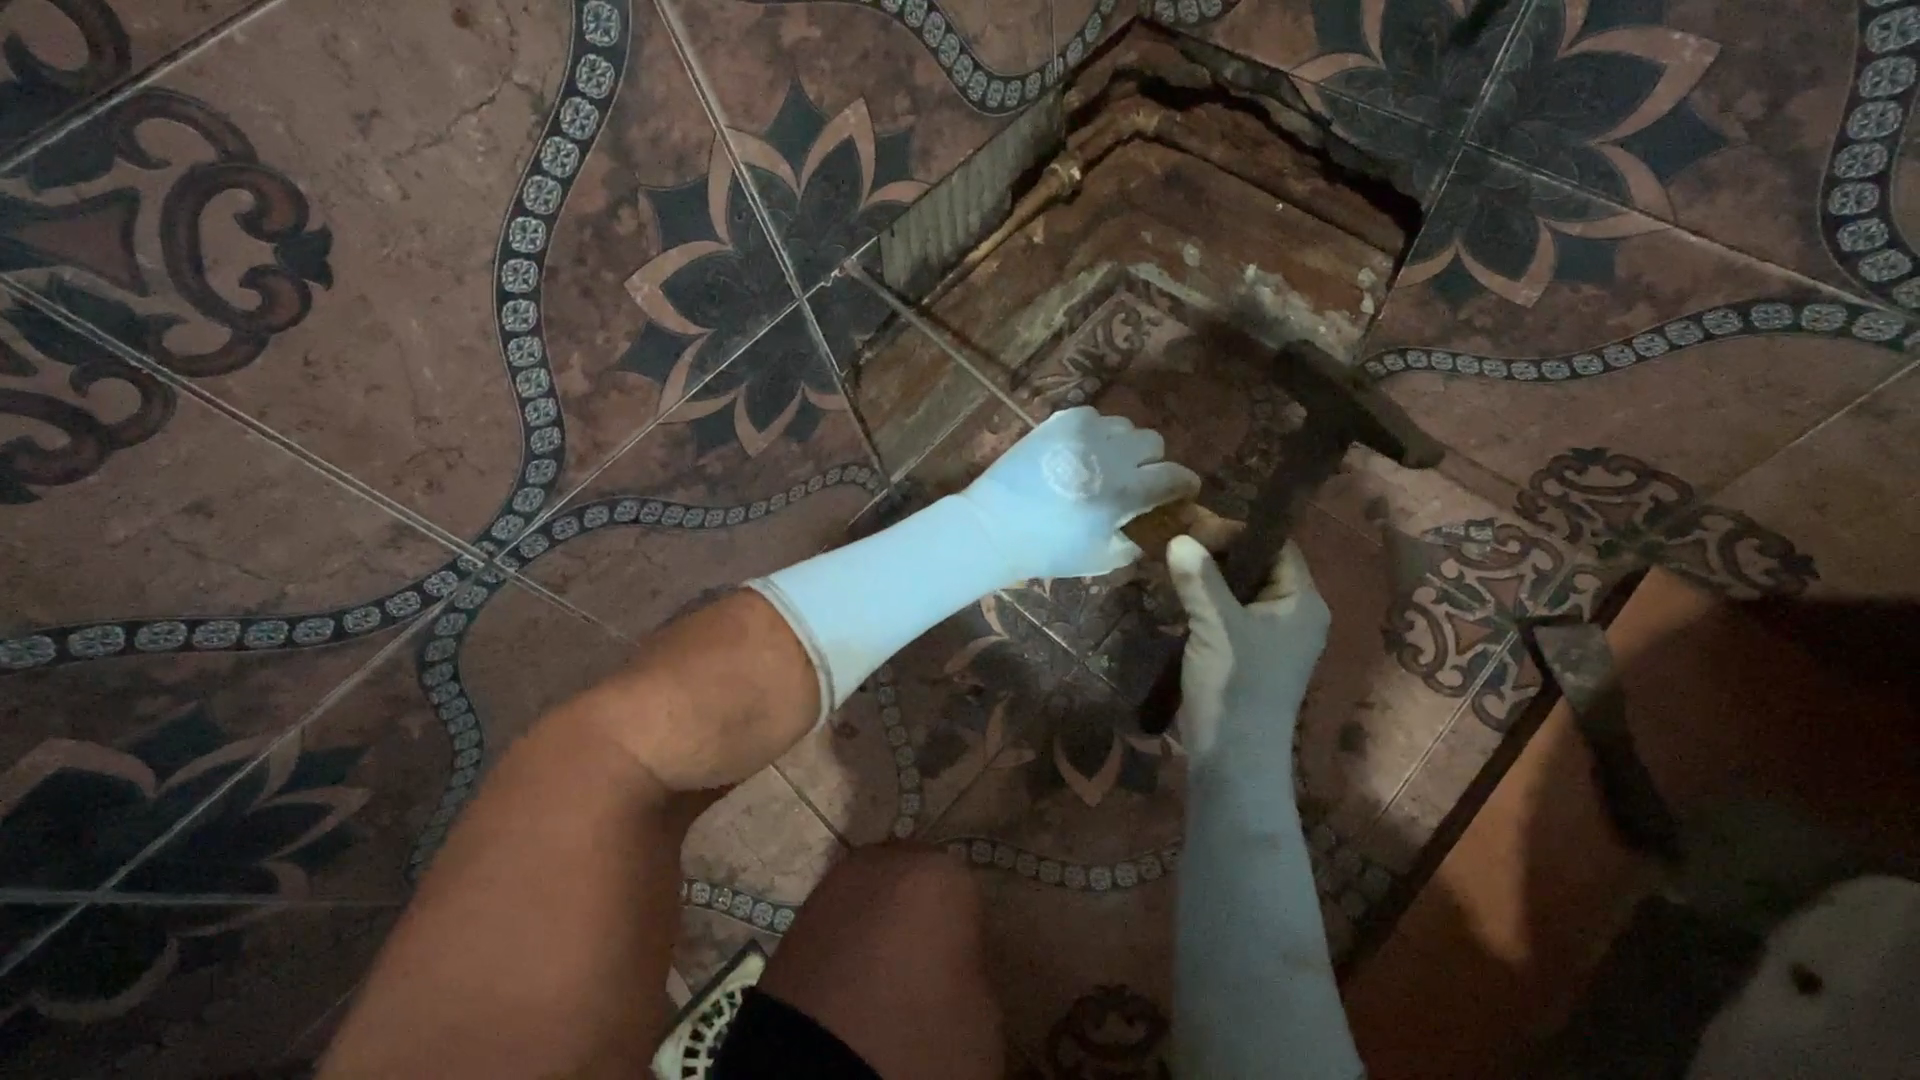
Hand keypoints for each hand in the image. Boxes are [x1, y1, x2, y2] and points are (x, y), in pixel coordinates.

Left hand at [957, 406, 1201, 581]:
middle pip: (1153, 443)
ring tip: (1108, 464)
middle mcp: (1109, 455)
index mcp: (1123, 492)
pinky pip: (1094, 417)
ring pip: (1125, 427)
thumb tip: (1158, 525)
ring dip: (1124, 445)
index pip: (1174, 476)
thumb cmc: (1048, 550)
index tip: (1182, 492)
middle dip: (1152, 463)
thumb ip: (1138, 539)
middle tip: (1137, 480)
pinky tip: (1083, 452)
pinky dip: (1096, 433)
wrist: (993, 526)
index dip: (1184, 485)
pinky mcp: (1058, 421)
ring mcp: (1082, 432)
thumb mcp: (1103, 557)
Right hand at [1166, 535, 1329, 761]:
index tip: (1194, 533)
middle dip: (1218, 555)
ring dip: (1210, 582)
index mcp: (1303, 602)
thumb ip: (1199, 579)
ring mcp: (1276, 640)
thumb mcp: (1216, 626)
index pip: (1277, 546)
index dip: (1237, 533)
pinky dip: (1209, 606)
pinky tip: (1180, 605)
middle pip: (1260, 567)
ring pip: (1243, 593)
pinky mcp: (1253, 659)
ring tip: (1173, 574)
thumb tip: (1180, 539)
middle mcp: (1296, 616)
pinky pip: (1234, 617)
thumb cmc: (1236, 687)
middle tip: (1177, 551)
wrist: (1235, 759)